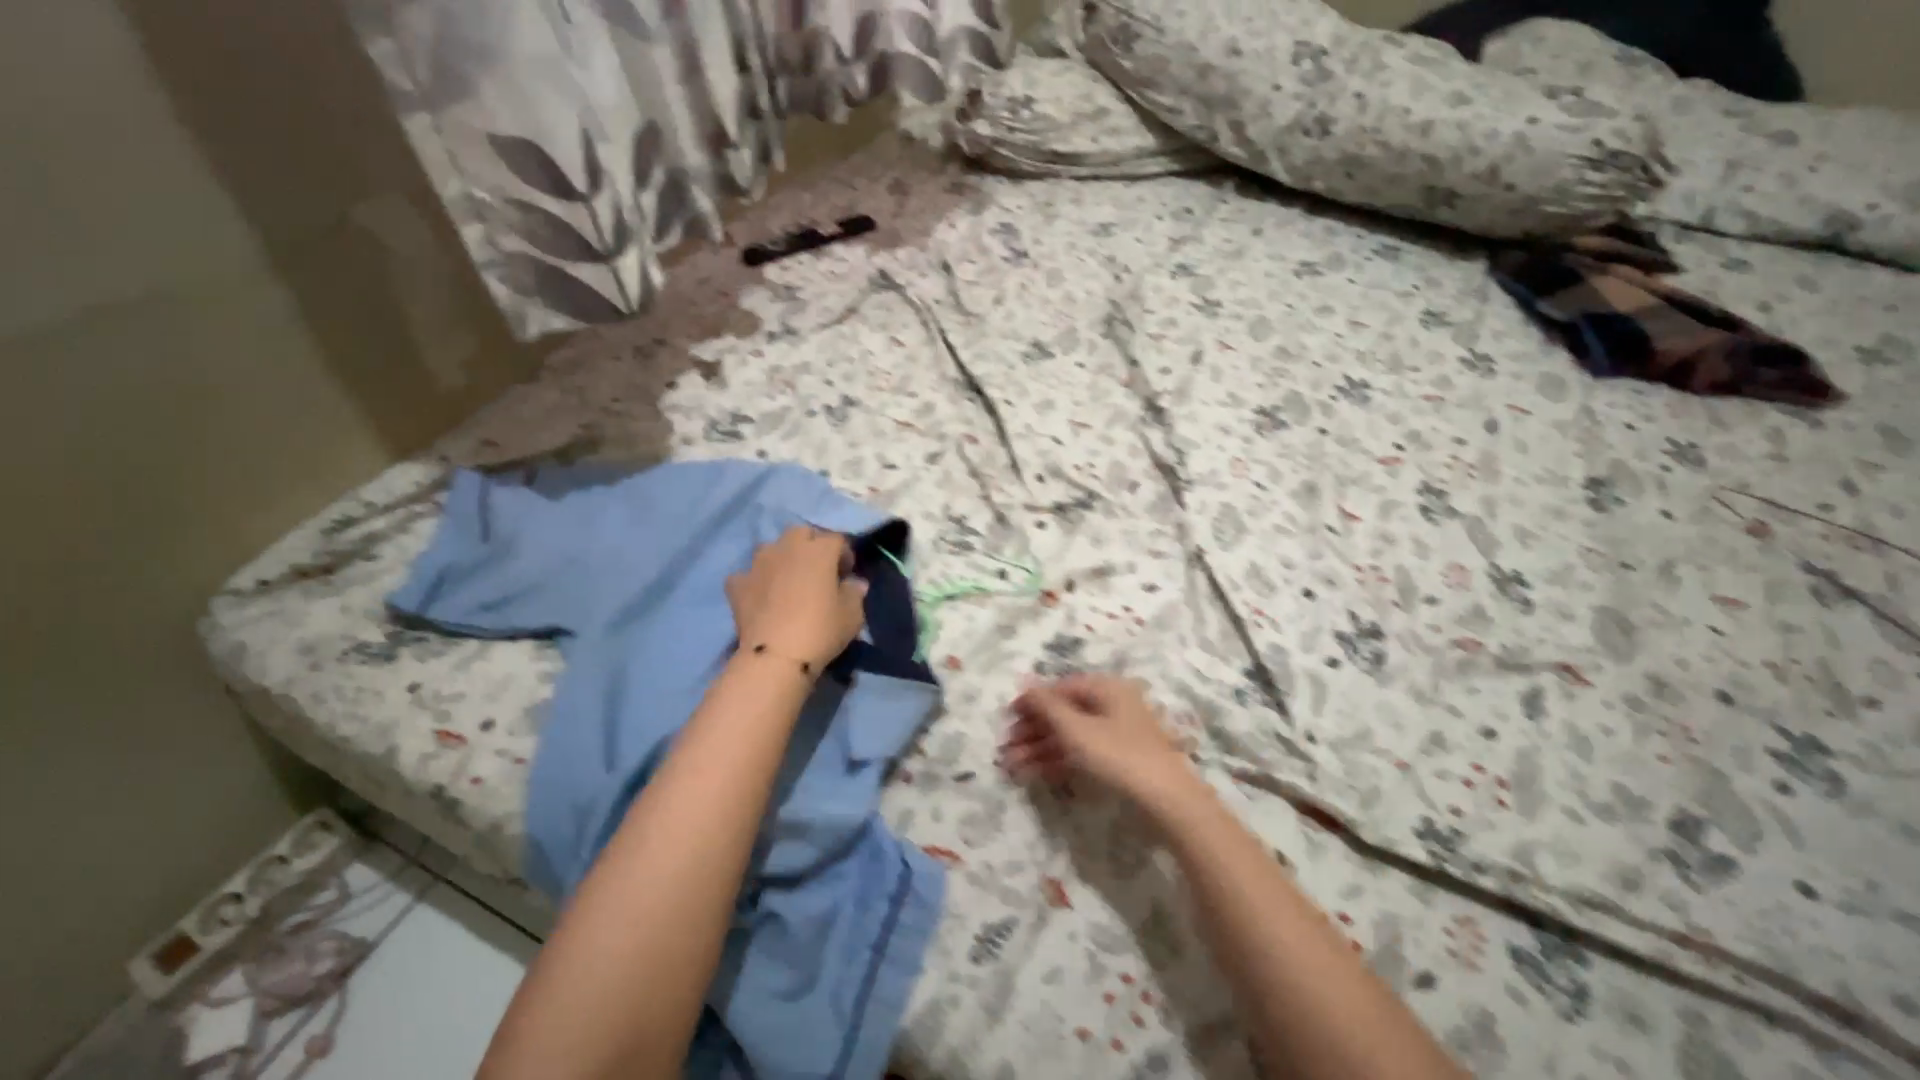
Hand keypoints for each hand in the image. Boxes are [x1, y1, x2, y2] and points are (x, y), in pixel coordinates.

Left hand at [726, 525, 868, 671]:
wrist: (776, 655)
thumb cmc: (821, 630)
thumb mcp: (852, 615)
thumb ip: (855, 593)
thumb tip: (854, 583)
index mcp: (819, 550)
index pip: (837, 540)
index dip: (844, 555)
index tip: (847, 575)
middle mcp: (787, 547)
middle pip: (801, 533)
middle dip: (810, 546)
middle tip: (817, 571)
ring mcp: (758, 564)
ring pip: (771, 549)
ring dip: (781, 559)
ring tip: (786, 582)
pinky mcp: (737, 584)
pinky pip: (746, 575)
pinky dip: (754, 582)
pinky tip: (759, 597)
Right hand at [999, 674, 1196, 800]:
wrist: (1165, 799)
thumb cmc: (1118, 755)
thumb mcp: (1076, 729)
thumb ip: (1047, 706)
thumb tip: (1026, 686)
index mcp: (1105, 688)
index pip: (1060, 688)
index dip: (1031, 702)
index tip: (1007, 720)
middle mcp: (1112, 705)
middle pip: (1064, 713)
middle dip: (1032, 731)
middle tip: (1006, 750)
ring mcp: (1117, 733)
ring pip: (1071, 736)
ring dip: (1040, 749)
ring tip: (1013, 768)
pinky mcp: (1119, 759)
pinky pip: (1082, 753)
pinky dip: (1059, 761)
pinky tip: (1036, 774)